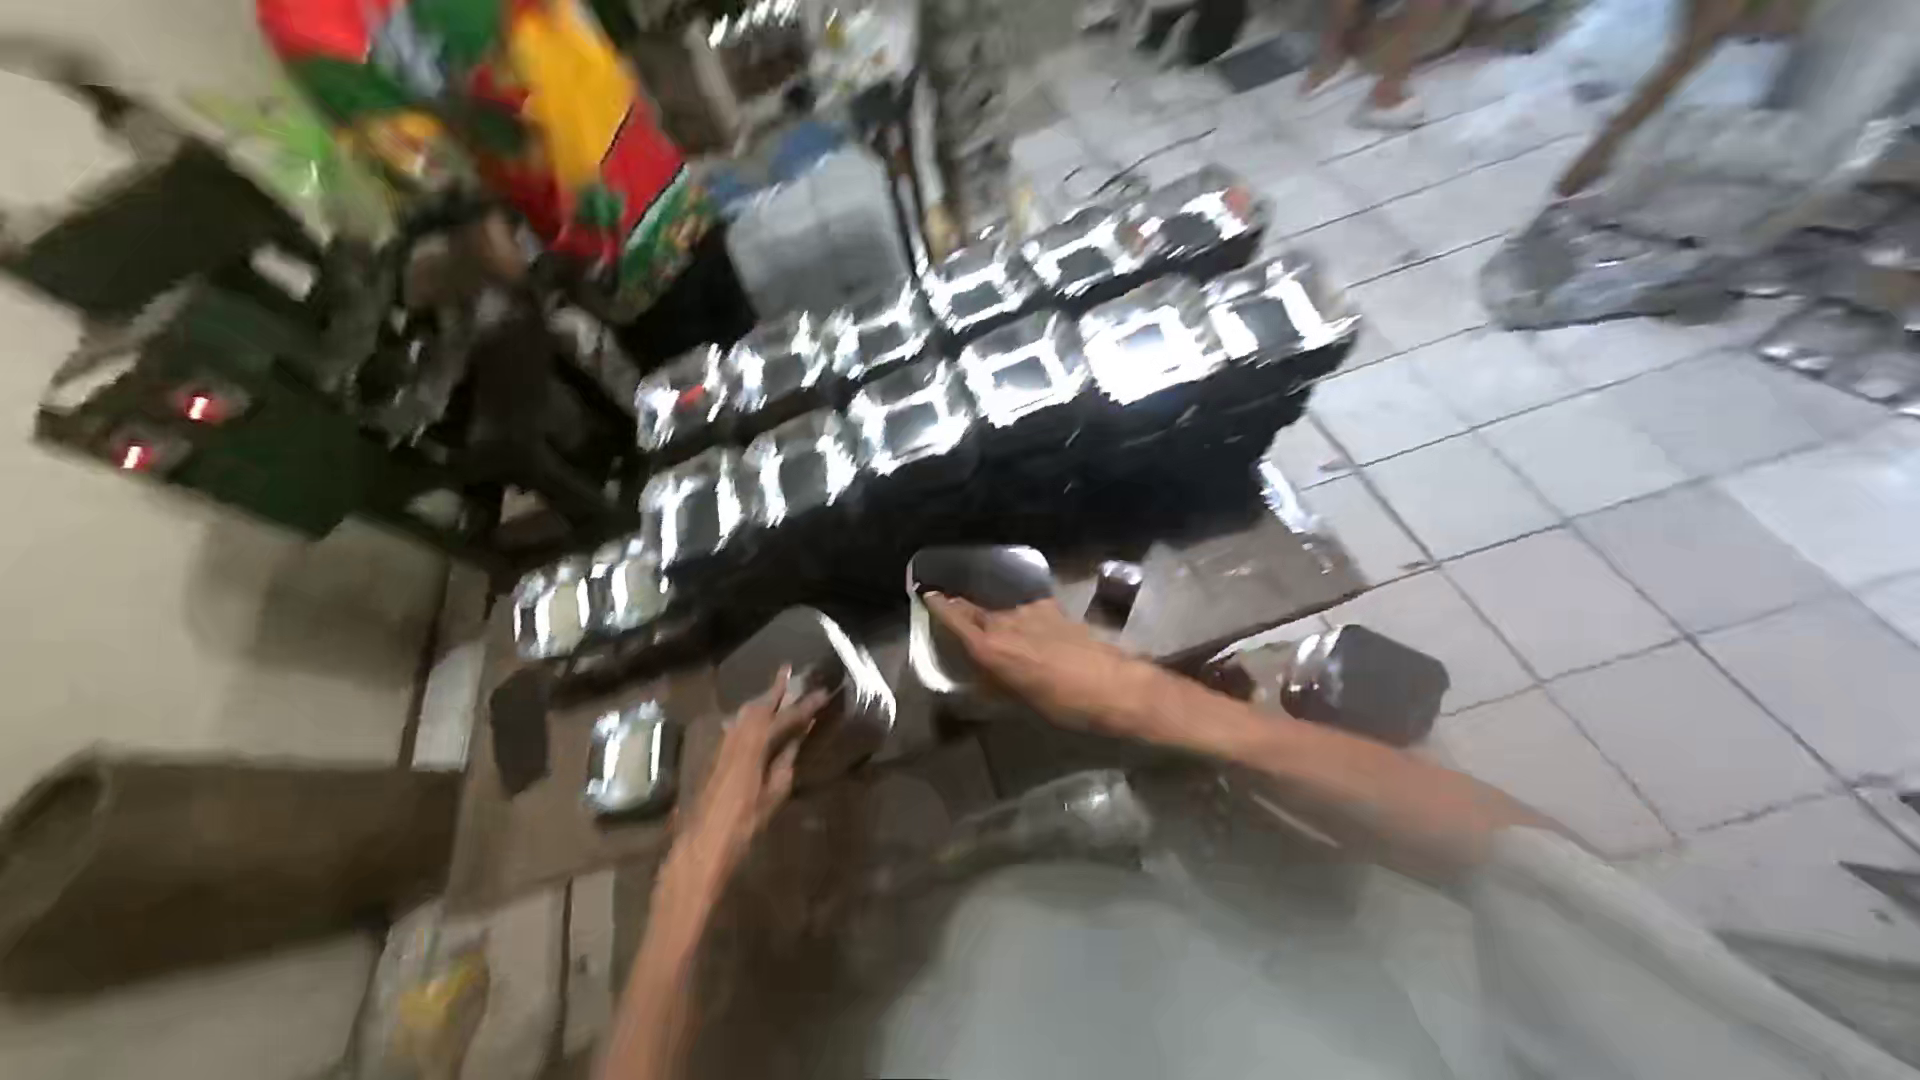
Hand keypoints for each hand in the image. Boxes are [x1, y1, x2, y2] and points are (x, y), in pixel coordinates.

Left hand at [665, 667, 827, 895]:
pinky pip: (736, 726)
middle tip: (788, 671)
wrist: (700, 848)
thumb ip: (786, 760)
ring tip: (775, 690)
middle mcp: (735, 738)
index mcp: (754, 745)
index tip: (822, 692)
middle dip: (775, 689)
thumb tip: (798, 737)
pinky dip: (749, 716)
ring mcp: (721, 747)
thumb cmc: (743, 825)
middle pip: (757, 707)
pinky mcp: (714, 758)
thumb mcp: (774, 793)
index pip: (784, 718)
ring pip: (744, 715)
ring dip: (761, 701)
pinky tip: (754, 719)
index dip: (804, 705)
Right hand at [923, 593, 1167, 739]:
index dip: (938, 604)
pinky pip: (1027, 613)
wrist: (1112, 685)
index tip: (925, 594)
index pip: (954, 617)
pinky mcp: (1053, 609)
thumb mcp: (1019, 700)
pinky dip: (1024, 622)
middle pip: (975, 611)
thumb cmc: (1062, 703)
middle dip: (962, 611)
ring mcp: (1031, 611)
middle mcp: (1005, 622)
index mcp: (991, 647)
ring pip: (1003, 613)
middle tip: (953, 613)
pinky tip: (1034, 636)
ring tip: (1003, 638)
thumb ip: (994, 679)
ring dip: (997, 621)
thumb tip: (981, 672)